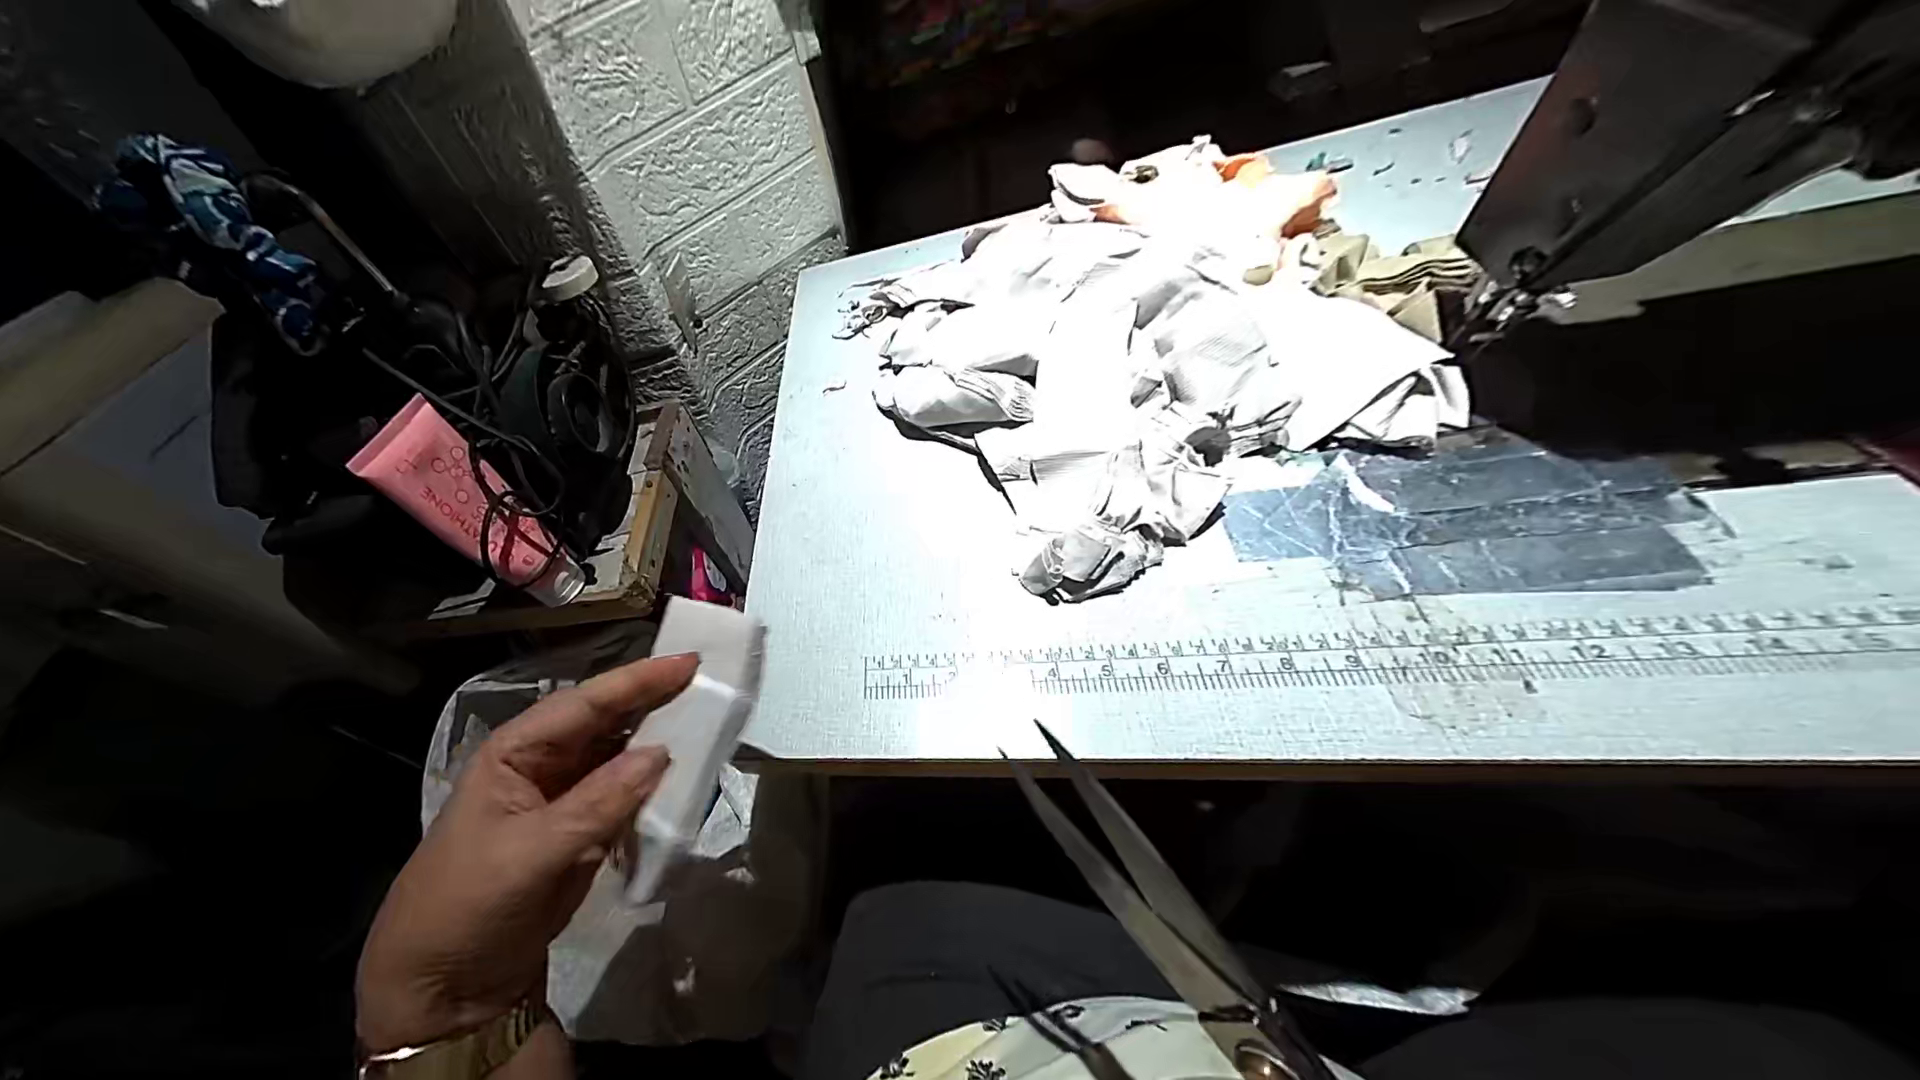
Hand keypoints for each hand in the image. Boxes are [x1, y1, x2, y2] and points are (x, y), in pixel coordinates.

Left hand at [355, 652, 697, 1052]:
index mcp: (517, 752)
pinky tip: (692, 768)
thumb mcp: (528, 854)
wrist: (448, 987)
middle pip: (610, 718)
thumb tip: (662, 754)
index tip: (689, 661)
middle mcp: (548, 761)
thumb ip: (596, 803)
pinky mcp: (592, 823)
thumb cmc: (466, 907)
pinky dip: (664, 778)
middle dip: (656, 697)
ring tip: (711, 714)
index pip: (585, 704)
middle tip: (709, 677)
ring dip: (665, 734)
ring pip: (627, 749)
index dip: (637, 680)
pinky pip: (635, 789)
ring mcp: (572, 792)